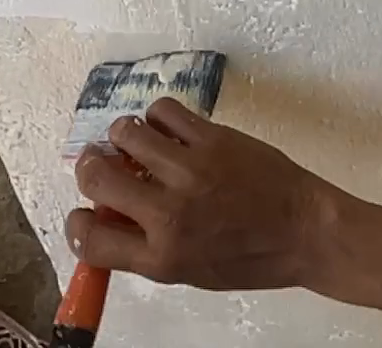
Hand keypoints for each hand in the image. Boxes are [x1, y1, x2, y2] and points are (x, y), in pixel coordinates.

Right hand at [65, 97, 342, 289]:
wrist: (303, 230)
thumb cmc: (248, 257)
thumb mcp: (189, 271)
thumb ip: (145, 246)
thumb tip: (108, 216)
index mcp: (160, 257)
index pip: (90, 238)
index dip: (78, 221)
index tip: (86, 210)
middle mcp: (168, 213)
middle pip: (95, 175)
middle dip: (90, 165)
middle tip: (102, 161)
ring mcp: (189, 170)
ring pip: (125, 132)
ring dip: (123, 135)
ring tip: (138, 142)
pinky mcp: (210, 137)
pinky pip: (162, 110)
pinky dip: (158, 117)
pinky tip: (170, 129)